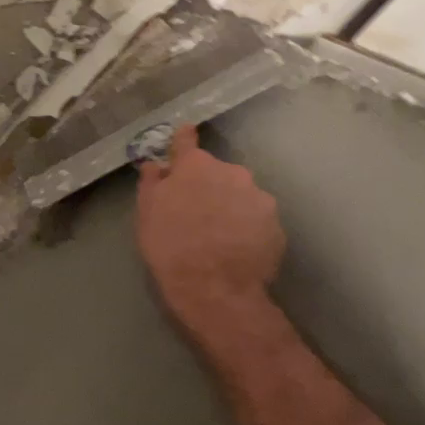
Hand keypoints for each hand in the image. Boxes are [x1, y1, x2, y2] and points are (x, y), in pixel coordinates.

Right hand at [135, 123, 284, 322]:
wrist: (214, 289)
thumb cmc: (170, 246)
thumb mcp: (147, 213)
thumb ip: (152, 183)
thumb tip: (156, 165)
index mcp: (196, 166)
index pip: (187, 141)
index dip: (183, 139)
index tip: (184, 135)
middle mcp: (233, 172)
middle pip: (217, 172)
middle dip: (208, 185)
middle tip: (195, 212)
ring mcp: (259, 198)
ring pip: (240, 195)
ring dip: (229, 206)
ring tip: (218, 235)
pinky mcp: (277, 224)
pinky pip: (256, 219)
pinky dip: (246, 227)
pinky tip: (235, 248)